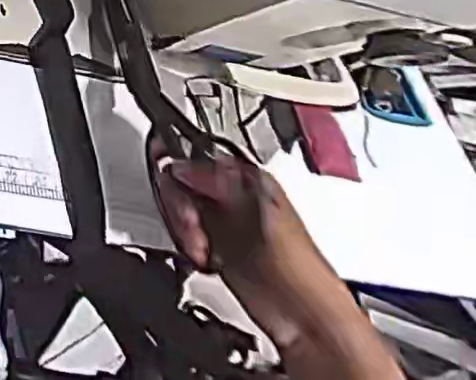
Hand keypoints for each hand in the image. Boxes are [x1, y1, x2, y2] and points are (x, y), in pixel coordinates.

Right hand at [150, 137, 396, 377]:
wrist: (307, 324)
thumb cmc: (298, 272)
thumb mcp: (257, 214)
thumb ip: (218, 182)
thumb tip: (178, 164)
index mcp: (247, 177)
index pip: (193, 151)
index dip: (177, 166)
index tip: (169, 180)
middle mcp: (231, 193)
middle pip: (179, 179)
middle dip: (179, 206)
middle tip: (195, 229)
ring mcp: (221, 218)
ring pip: (177, 204)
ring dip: (182, 229)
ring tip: (204, 249)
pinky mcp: (212, 242)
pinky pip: (180, 229)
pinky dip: (185, 243)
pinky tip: (204, 257)